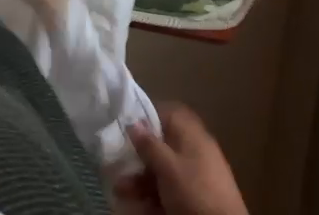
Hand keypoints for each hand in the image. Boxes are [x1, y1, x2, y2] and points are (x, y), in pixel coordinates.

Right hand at [113, 103, 248, 214]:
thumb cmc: (194, 191)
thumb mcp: (167, 166)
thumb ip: (149, 144)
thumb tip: (133, 122)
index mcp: (193, 136)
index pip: (171, 113)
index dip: (149, 115)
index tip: (129, 125)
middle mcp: (196, 152)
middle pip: (163, 145)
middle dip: (139, 156)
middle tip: (120, 164)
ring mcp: (197, 176)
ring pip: (163, 170)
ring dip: (140, 179)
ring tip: (121, 191)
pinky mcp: (196, 197)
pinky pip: (170, 189)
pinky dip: (153, 194)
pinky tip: (139, 205)